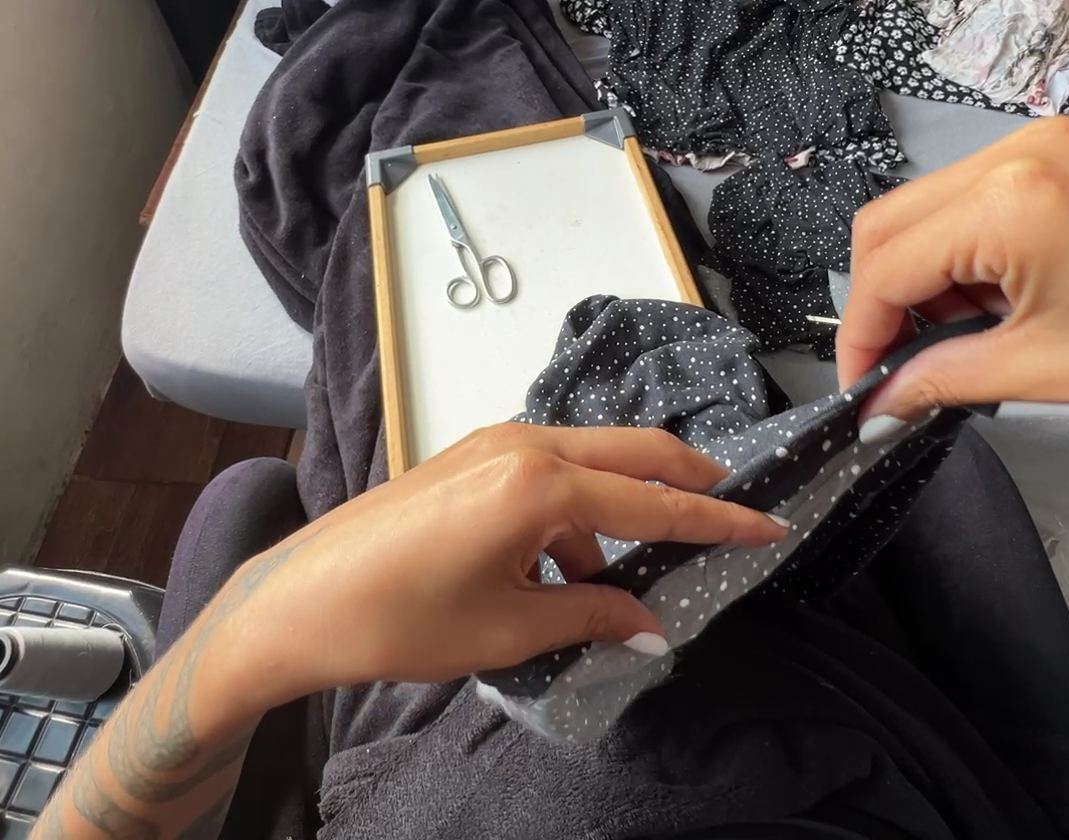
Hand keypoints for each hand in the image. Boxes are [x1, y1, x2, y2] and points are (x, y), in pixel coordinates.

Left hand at [193, 423, 786, 728]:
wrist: (301, 598)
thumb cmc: (403, 618)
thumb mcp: (510, 628)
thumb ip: (592, 612)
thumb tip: (649, 621)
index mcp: (541, 484)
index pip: (653, 500)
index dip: (716, 518)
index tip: (767, 524)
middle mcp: (525, 442)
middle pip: (631, 449)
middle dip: (684, 477)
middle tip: (726, 507)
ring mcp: (495, 439)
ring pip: (589, 459)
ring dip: (617, 507)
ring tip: (613, 577)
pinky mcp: (473, 451)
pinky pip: (548, 470)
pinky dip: (573, 509)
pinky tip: (558, 564)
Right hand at [839, 116, 1068, 423]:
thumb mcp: (1050, 370)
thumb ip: (941, 380)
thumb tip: (875, 408)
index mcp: (1009, 202)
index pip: (885, 267)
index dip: (858, 336)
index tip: (861, 389)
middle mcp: (1012, 153)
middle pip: (887, 224)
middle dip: (878, 302)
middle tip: (896, 364)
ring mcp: (1040, 144)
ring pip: (924, 209)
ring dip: (918, 276)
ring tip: (955, 336)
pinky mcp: (1065, 153)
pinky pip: (970, 200)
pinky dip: (956, 253)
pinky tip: (988, 299)